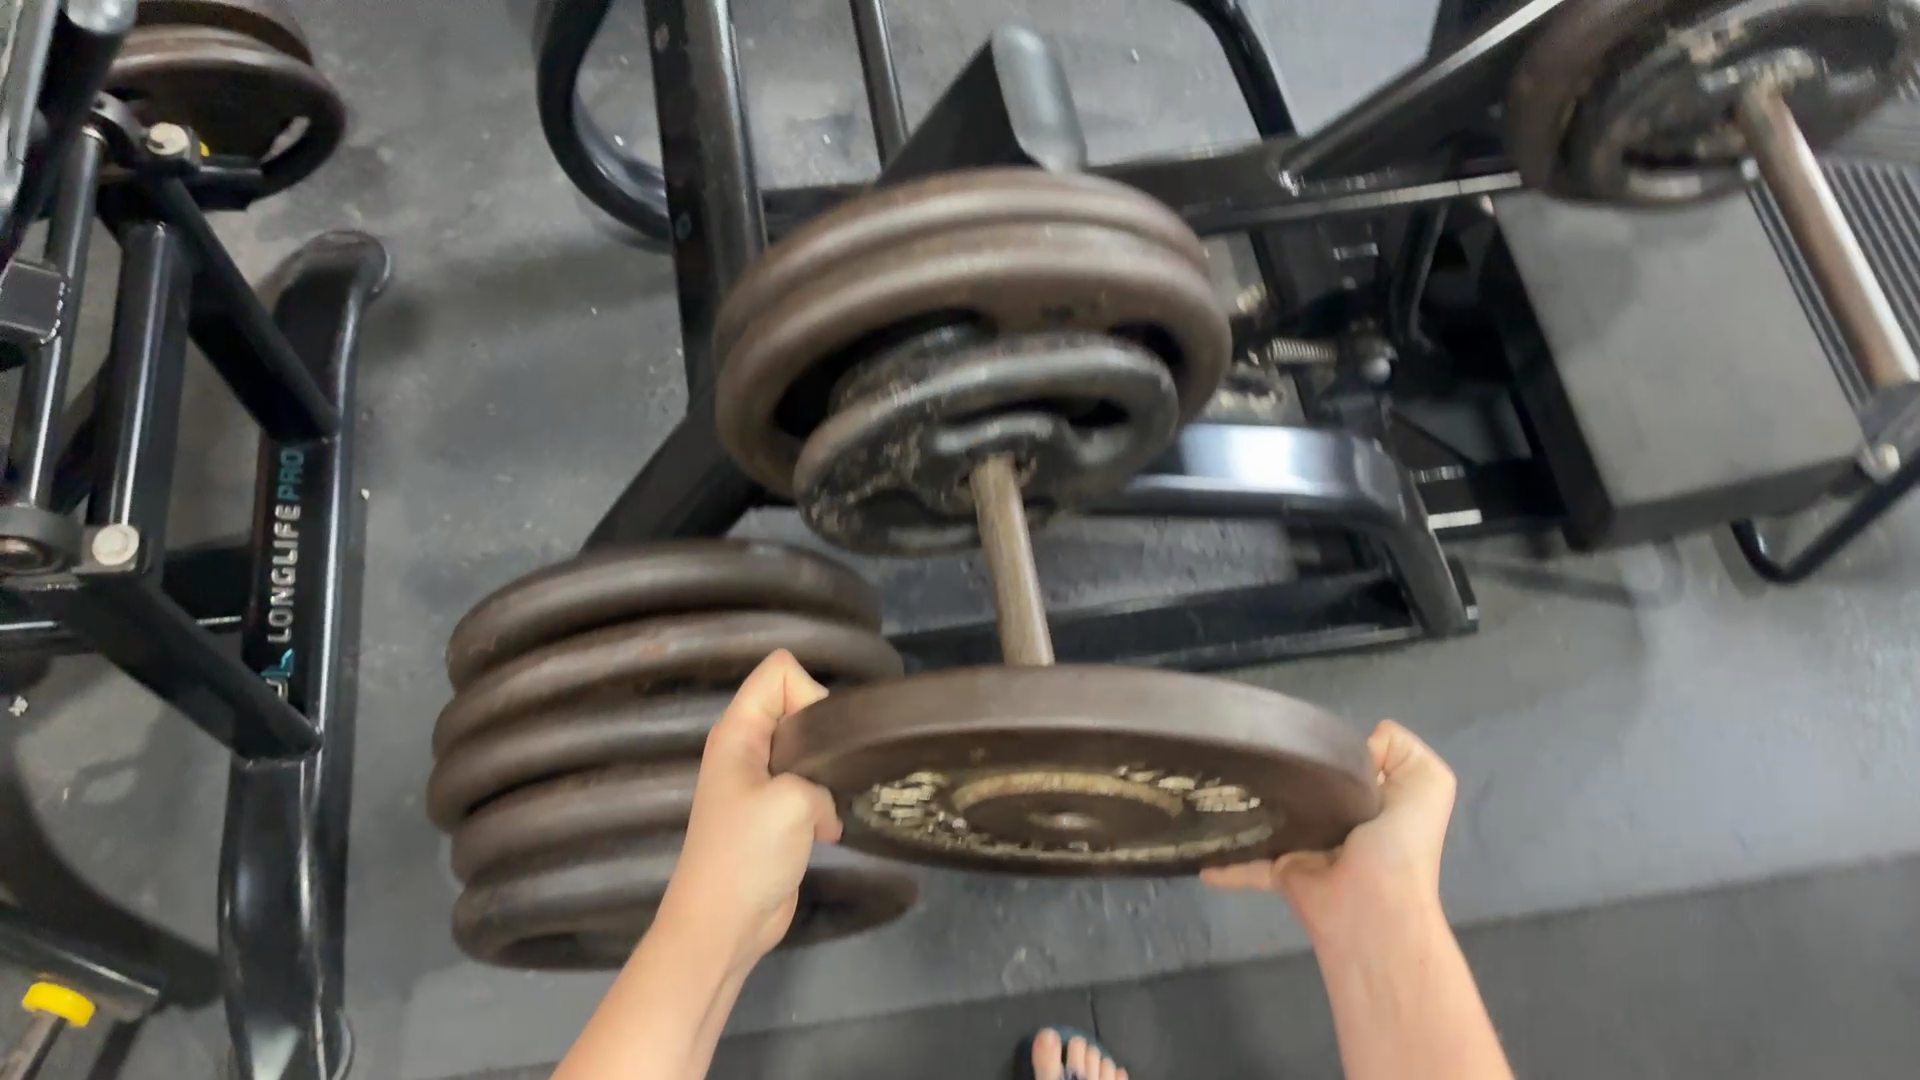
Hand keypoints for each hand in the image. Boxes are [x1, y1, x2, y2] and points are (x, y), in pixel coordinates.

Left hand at [655, 650, 842, 970]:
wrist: (721, 927)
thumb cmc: (747, 856)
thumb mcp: (792, 800)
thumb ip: (820, 770)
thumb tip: (827, 795)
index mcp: (738, 732)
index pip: (780, 671)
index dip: (809, 691)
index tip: (822, 737)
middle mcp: (747, 747)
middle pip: (796, 703)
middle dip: (825, 731)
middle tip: (833, 769)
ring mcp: (760, 780)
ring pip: (807, 745)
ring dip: (827, 770)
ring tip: (831, 800)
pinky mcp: (774, 810)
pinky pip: (809, 781)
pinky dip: (825, 800)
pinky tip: (827, 829)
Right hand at [1201, 721, 1455, 939]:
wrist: (1372, 911)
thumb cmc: (1397, 847)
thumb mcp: (1427, 783)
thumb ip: (1402, 750)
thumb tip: (1360, 744)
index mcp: (1370, 805)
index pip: (1345, 769)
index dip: (1329, 752)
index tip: (1295, 733)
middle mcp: (1339, 826)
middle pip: (1302, 791)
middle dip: (1278, 775)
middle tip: (1245, 752)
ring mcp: (1307, 851)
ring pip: (1270, 821)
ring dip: (1244, 809)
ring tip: (1213, 787)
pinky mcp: (1281, 872)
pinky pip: (1246, 864)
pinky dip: (1225, 864)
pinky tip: (1202, 857)